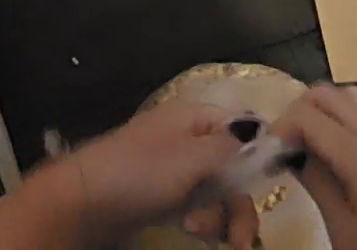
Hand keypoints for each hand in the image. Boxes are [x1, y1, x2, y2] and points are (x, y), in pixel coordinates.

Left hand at [67, 103, 258, 249]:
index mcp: (193, 118)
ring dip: (220, 217)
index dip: (257, 153)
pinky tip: (194, 233)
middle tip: (240, 239)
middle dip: (238, 203)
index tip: (269, 186)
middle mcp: (188, 138)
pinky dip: (203, 221)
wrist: (87, 199)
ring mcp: (176, 167)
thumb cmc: (140, 172)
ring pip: (218, 192)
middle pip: (233, 168)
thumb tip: (258, 129)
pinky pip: (199, 205)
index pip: (239, 127)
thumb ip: (227, 147)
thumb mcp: (189, 158)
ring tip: (202, 234)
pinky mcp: (165, 194)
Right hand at [273, 84, 356, 249]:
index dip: (281, 127)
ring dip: (320, 112)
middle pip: (328, 95)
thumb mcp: (344, 233)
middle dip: (298, 112)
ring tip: (305, 144)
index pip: (308, 116)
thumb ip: (317, 183)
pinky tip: (330, 152)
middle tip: (283, 144)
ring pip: (347, 99)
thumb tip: (293, 153)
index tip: (267, 152)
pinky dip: (339, 121)